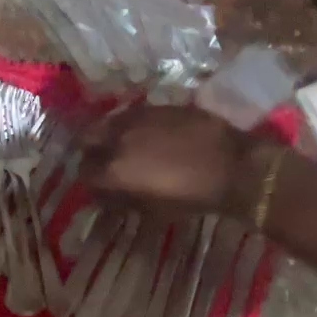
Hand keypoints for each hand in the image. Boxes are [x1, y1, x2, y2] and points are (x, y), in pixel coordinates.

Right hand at [79, 104, 255, 217]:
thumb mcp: (152, 210)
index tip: (98, 186)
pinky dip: (129, 125)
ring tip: (123, 145)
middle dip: (91, 150)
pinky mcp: (155, 106)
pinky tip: (144, 134)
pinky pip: (130, 114)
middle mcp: (117, 139)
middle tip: (104, 160)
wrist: (233, 166)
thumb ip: (122, 200)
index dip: (89, 181)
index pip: (83, 172)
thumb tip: (105, 196)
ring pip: (107, 122)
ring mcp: (135, 117)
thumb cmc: (192, 196)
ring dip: (108, 134)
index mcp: (114, 170)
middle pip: (87, 139)